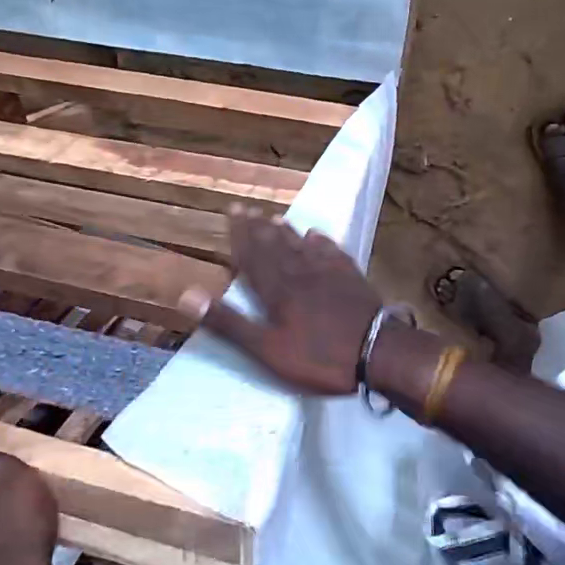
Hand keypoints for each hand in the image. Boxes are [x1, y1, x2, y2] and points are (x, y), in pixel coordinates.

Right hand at [181, 207, 382, 395]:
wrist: (377, 352)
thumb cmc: (319, 357)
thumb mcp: (267, 349)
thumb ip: (230, 323)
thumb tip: (187, 295)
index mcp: (277, 291)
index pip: (253, 257)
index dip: (241, 236)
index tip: (233, 212)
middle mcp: (301, 274)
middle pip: (276, 246)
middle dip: (259, 228)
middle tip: (247, 207)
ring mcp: (329, 274)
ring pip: (302, 246)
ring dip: (286, 232)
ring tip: (274, 217)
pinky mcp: (352, 279)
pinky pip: (332, 253)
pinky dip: (322, 242)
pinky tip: (317, 234)